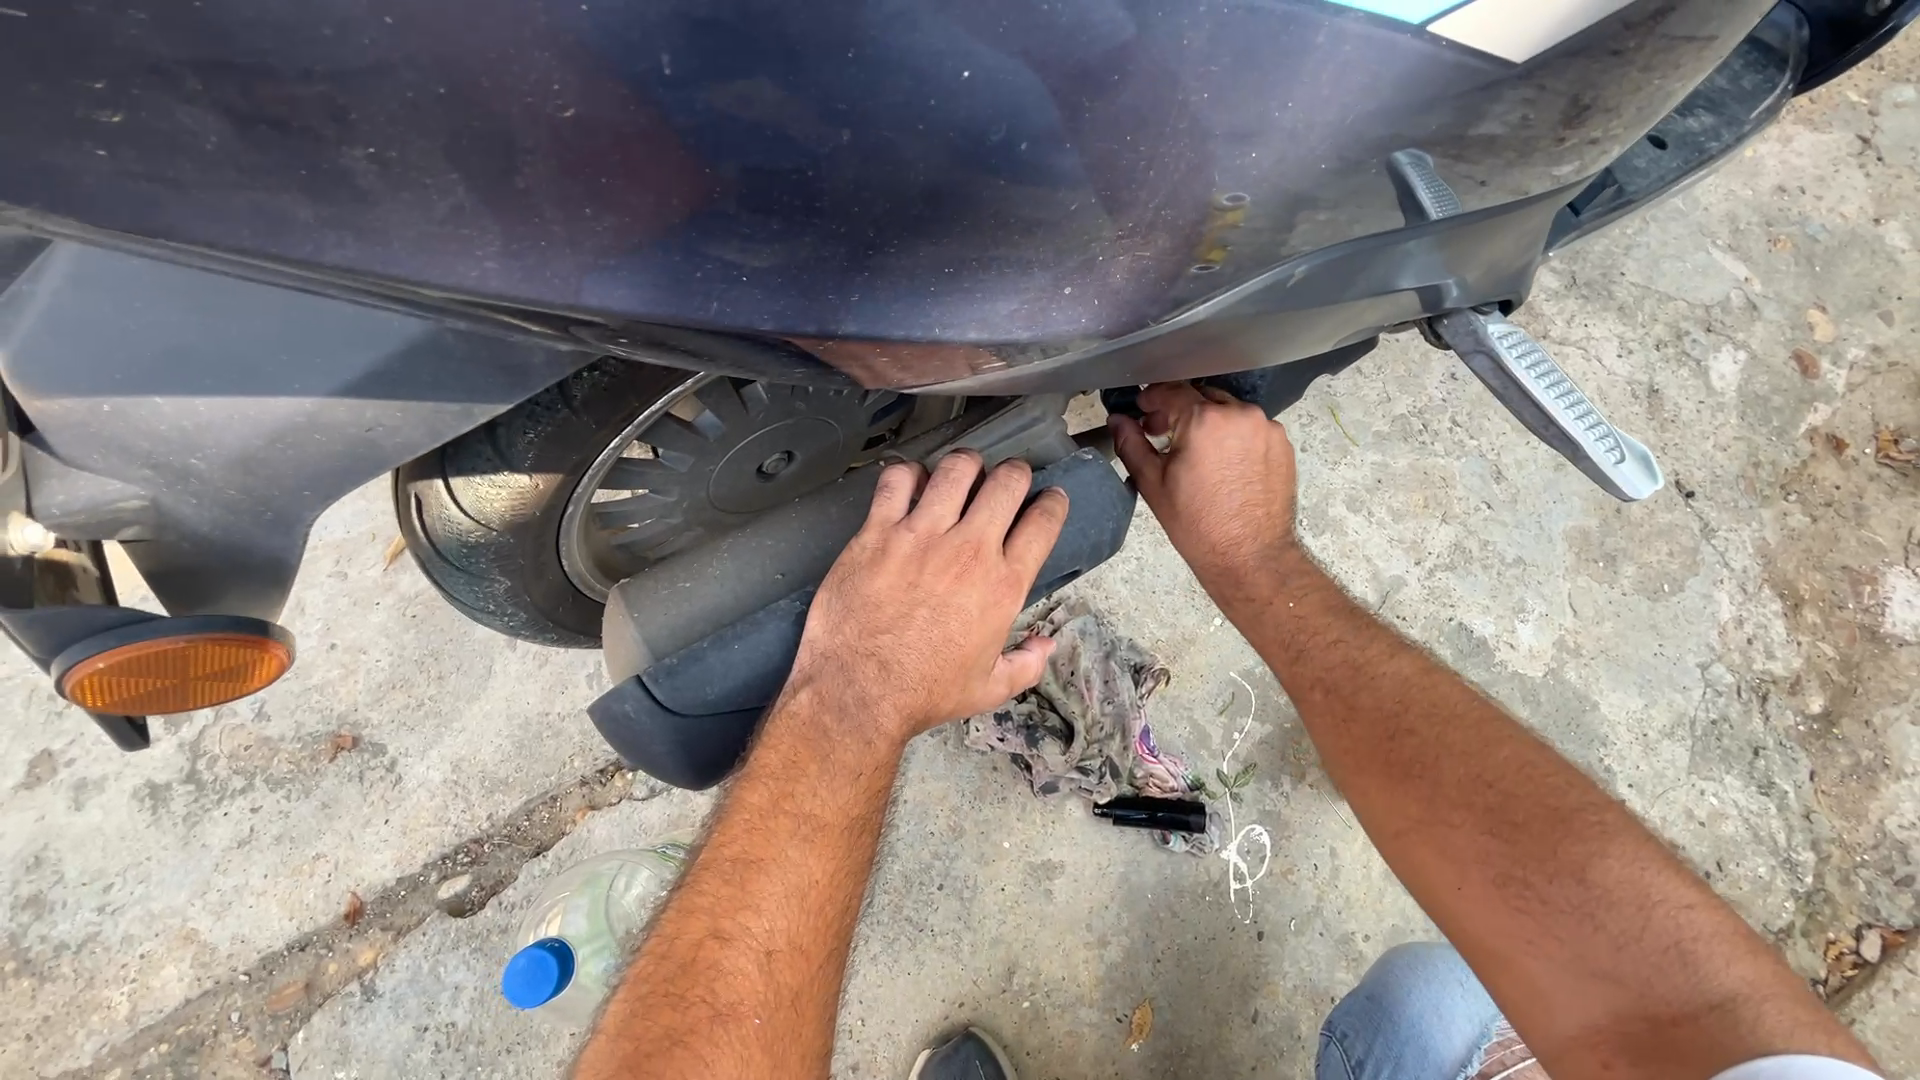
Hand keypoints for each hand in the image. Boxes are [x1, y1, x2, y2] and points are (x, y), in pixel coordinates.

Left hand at [785, 451, 1069, 745]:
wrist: (859, 691)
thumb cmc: (924, 693)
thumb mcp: (990, 689)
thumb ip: (1027, 664)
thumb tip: (1047, 645)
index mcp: (1003, 585)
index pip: (1043, 522)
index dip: (1053, 503)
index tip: (1049, 500)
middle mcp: (968, 551)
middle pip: (1007, 482)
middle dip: (1014, 474)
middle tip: (1006, 480)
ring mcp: (921, 536)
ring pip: (957, 469)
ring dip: (966, 465)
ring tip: (963, 472)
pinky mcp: (878, 532)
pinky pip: (897, 480)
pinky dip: (908, 473)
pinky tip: (910, 483)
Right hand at [1109, 382, 1300, 590]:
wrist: (1249, 555)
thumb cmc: (1197, 523)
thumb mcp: (1153, 483)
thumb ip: (1132, 444)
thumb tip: (1117, 421)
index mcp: (1204, 420)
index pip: (1172, 391)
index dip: (1152, 397)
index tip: (1142, 408)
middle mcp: (1240, 414)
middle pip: (1202, 397)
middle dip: (1180, 411)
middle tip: (1162, 433)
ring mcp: (1266, 427)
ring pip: (1228, 412)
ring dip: (1208, 423)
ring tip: (1195, 453)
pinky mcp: (1282, 444)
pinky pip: (1251, 428)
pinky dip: (1233, 437)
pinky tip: (1222, 464)